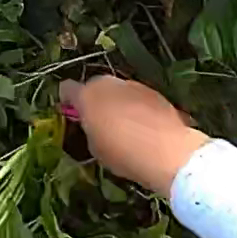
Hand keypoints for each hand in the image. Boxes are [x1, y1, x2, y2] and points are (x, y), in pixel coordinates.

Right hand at [61, 76, 211, 197]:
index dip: (67, 100)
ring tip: (126, 128)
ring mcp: (133, 85)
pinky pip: (137, 98)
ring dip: (117, 103)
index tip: (72, 113)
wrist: (169, 152)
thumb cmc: (123, 153)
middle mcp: (108, 83)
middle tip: (99, 122)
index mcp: (86, 95)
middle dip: (94, 101)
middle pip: (94, 87)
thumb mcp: (95, 147)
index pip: (66, 88)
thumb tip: (94, 125)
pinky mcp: (154, 92)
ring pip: (117, 91)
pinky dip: (137, 108)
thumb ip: (89, 130)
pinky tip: (145, 128)